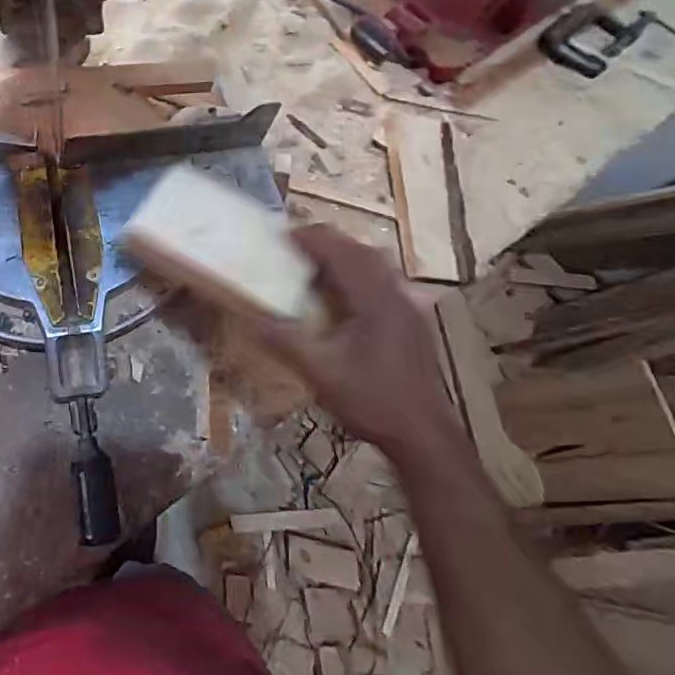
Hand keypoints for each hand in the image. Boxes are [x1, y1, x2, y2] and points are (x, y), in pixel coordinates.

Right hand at [259, 226, 466, 466]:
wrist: (424, 436)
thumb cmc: (372, 401)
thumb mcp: (320, 372)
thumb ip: (285, 341)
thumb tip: (250, 319)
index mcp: (373, 299)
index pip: (339, 251)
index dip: (309, 239)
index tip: (280, 238)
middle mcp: (394, 294)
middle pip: (359, 250)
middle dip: (325, 242)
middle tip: (292, 249)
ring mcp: (406, 308)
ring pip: (374, 264)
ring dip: (343, 257)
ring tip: (312, 268)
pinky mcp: (410, 322)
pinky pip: (381, 281)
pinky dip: (356, 275)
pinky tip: (340, 298)